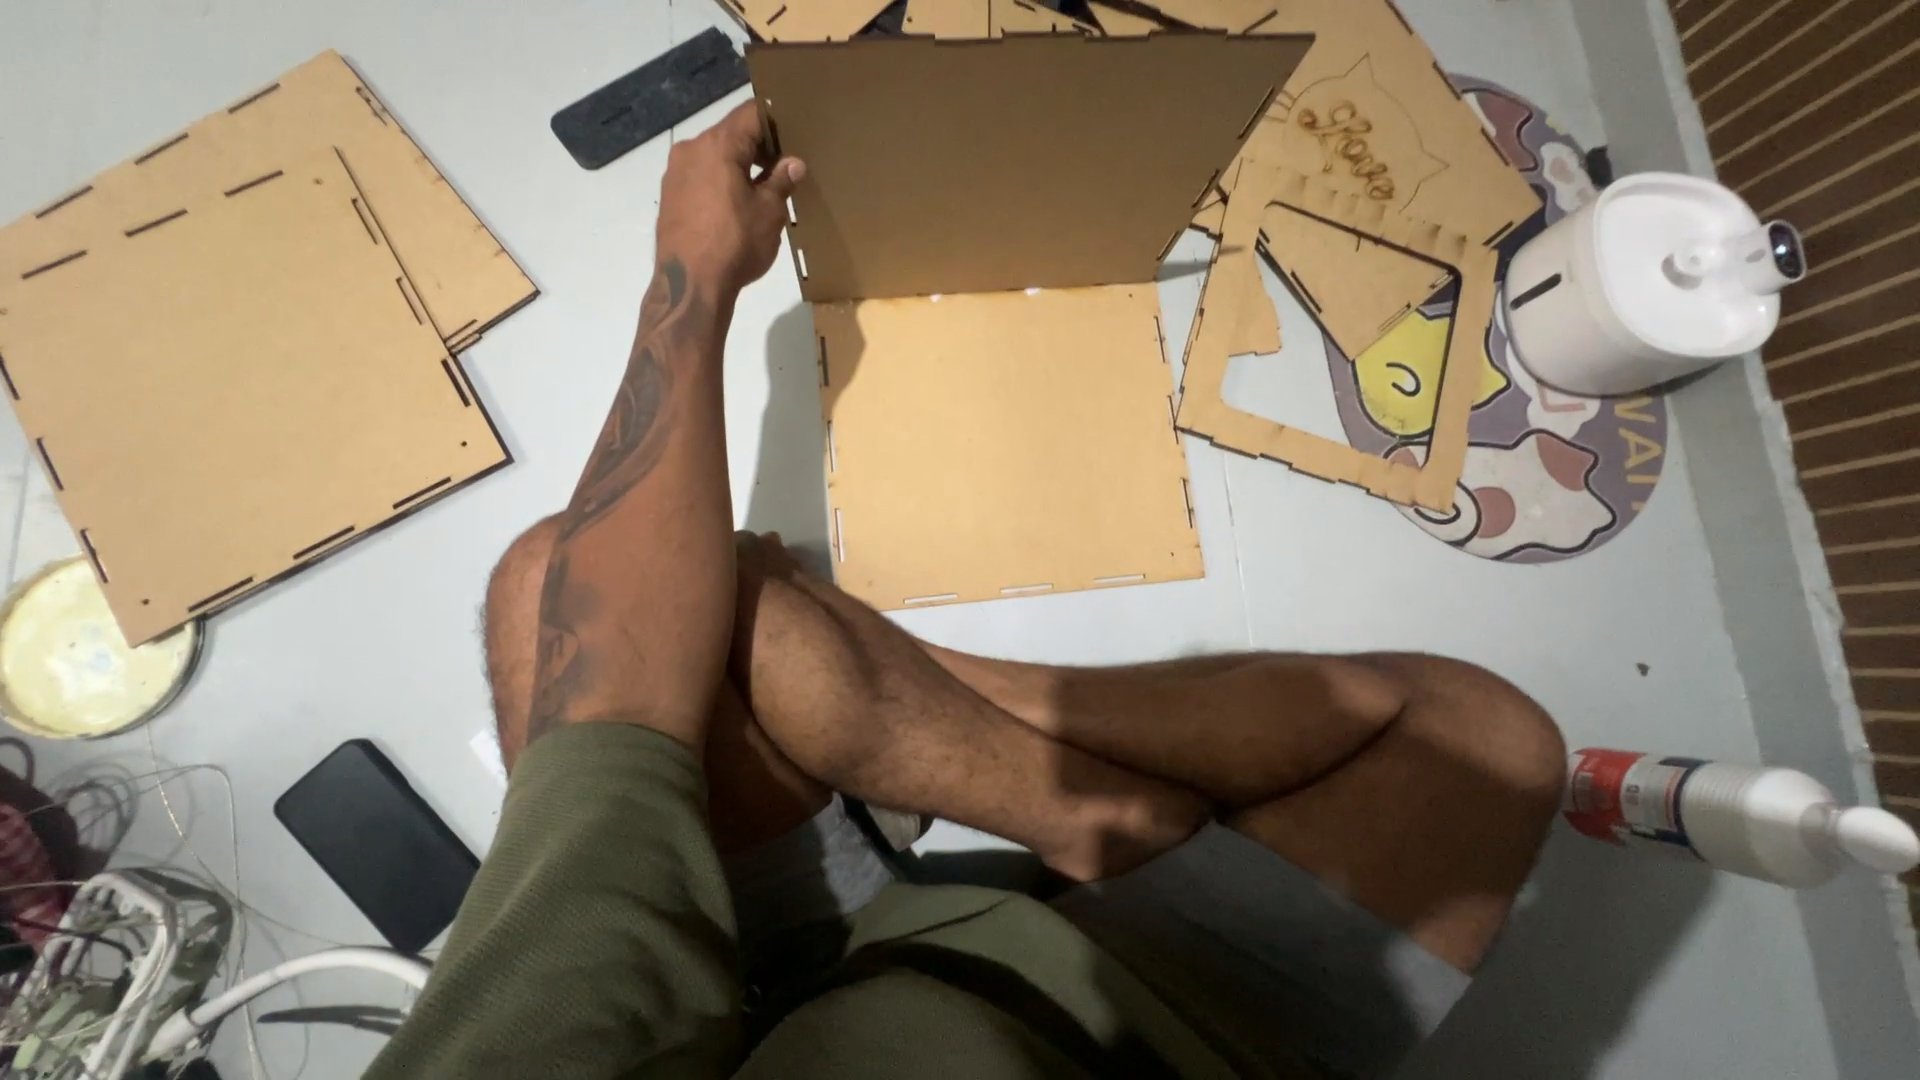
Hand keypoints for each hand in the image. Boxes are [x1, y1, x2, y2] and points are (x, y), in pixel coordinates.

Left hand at [656, 101, 805, 294]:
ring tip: (758, 197)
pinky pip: (700, 179)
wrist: (691, 282)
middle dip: (757, 151)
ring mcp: (675, 173)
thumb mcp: (769, 212)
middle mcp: (691, 149)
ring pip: (714, 159)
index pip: (752, 114)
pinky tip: (733, 212)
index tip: (793, 141)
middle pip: (731, 136)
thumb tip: (794, 163)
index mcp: (719, 144)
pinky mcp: (669, 197)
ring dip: (737, 170)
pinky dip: (719, 186)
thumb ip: (781, 181)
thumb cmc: (736, 243)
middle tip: (782, 174)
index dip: (776, 124)